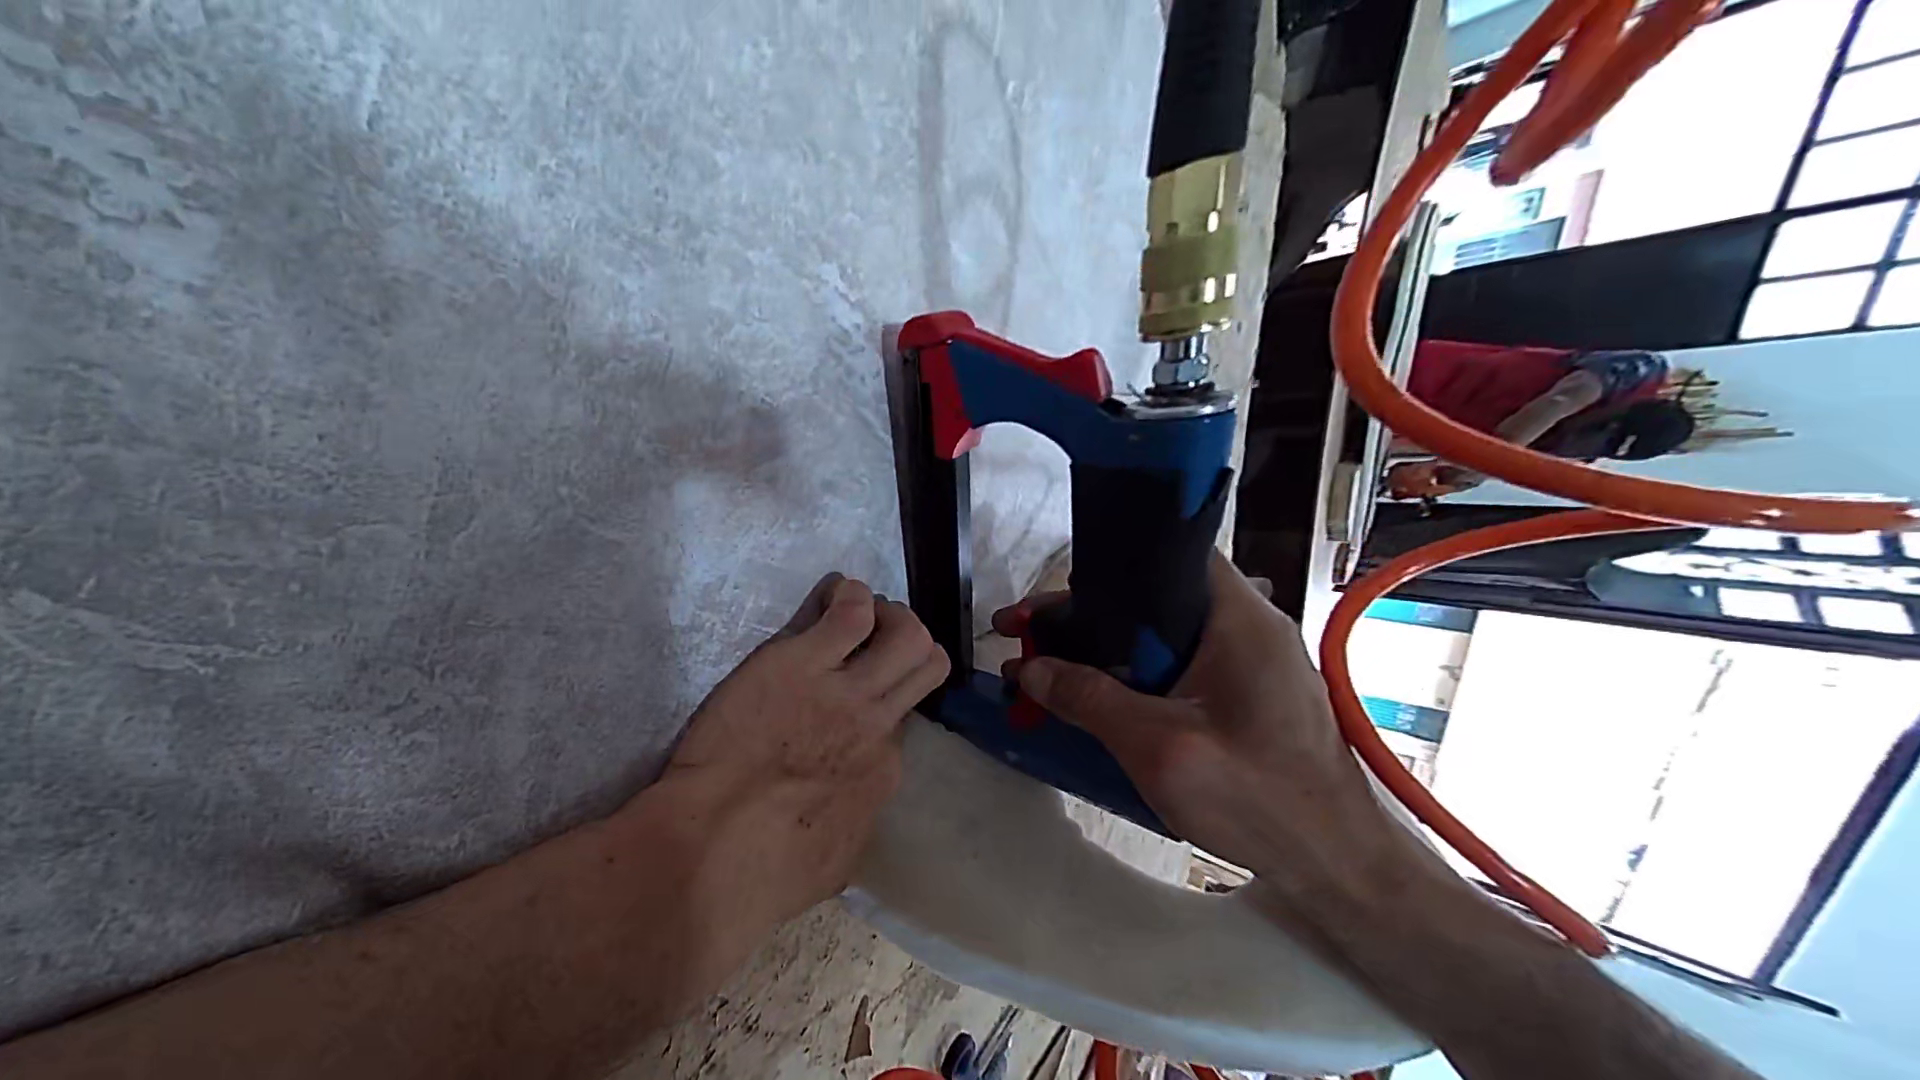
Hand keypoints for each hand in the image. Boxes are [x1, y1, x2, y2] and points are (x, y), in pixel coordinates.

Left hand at [663, 573, 948, 923]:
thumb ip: (852, 823)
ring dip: (889, 615)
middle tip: (874, 638)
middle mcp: (878, 723)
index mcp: (882, 769)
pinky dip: (847, 596)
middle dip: (908, 641)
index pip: (902, 715)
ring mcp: (847, 691)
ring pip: (910, 634)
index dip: (881, 697)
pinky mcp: (804, 661)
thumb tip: (851, 808)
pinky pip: (852, 611)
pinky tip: (828, 598)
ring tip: (855, 613)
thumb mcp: (832, 862)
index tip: (853, 692)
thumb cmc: (762, 873)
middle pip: (928, 663)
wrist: (711, 852)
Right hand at [993, 554, 1393, 876]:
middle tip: (1023, 638)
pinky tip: (1094, 699)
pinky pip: (1176, 665)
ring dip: (1102, 649)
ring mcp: (1248, 658)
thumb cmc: (1259, 799)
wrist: (1340, 866)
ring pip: (1159, 634)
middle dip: (1084, 616)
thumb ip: (1090, 700)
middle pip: (1152, 596)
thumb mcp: (1160, 747)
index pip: (1169, 552)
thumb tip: (1029, 670)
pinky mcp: (1245, 690)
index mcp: (1238, 616)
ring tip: (1045, 672)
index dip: (1105, 565)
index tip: (1052, 602)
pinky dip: (1131, 675)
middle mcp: (1246, 624)